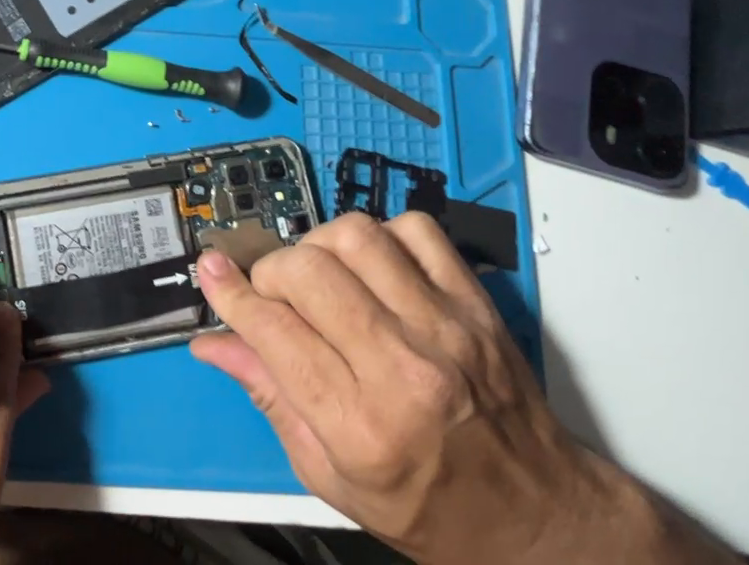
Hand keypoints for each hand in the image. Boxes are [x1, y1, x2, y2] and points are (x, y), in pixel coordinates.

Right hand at [192, 212, 737, 564]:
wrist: (538, 518)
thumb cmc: (426, 506)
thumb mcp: (330, 475)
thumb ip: (268, 396)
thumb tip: (211, 343)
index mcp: (359, 425)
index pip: (273, 330)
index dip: (229, 292)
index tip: (210, 271)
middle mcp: (403, 368)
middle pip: (308, 272)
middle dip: (271, 272)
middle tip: (273, 294)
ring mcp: (447, 328)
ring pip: (355, 236)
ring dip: (320, 246)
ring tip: (321, 277)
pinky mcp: (476, 304)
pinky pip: (416, 230)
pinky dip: (380, 235)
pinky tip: (372, 267)